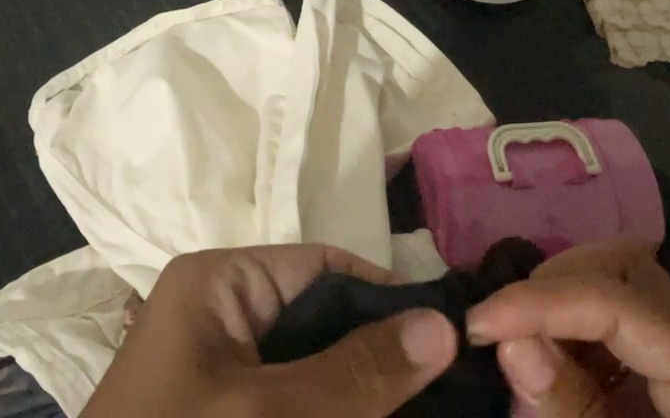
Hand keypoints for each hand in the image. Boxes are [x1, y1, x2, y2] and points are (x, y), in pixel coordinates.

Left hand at [82, 244, 457, 416]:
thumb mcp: (270, 415)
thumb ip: (354, 373)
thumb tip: (442, 324)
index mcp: (219, 283)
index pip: (321, 266)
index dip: (386, 297)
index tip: (451, 338)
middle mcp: (219, 310)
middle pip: (320, 316)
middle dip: (377, 353)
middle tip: (447, 390)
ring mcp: (218, 364)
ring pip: (310, 363)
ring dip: (356, 389)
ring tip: (423, 410)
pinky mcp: (222, 407)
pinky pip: (288, 396)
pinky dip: (326, 410)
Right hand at [467, 243, 669, 417]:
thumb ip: (570, 412)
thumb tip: (510, 343)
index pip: (622, 303)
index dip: (542, 302)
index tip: (479, 324)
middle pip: (626, 271)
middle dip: (553, 290)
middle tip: (503, 333)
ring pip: (619, 288)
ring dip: (558, 309)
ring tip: (521, 353)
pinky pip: (620, 332)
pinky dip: (573, 338)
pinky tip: (551, 372)